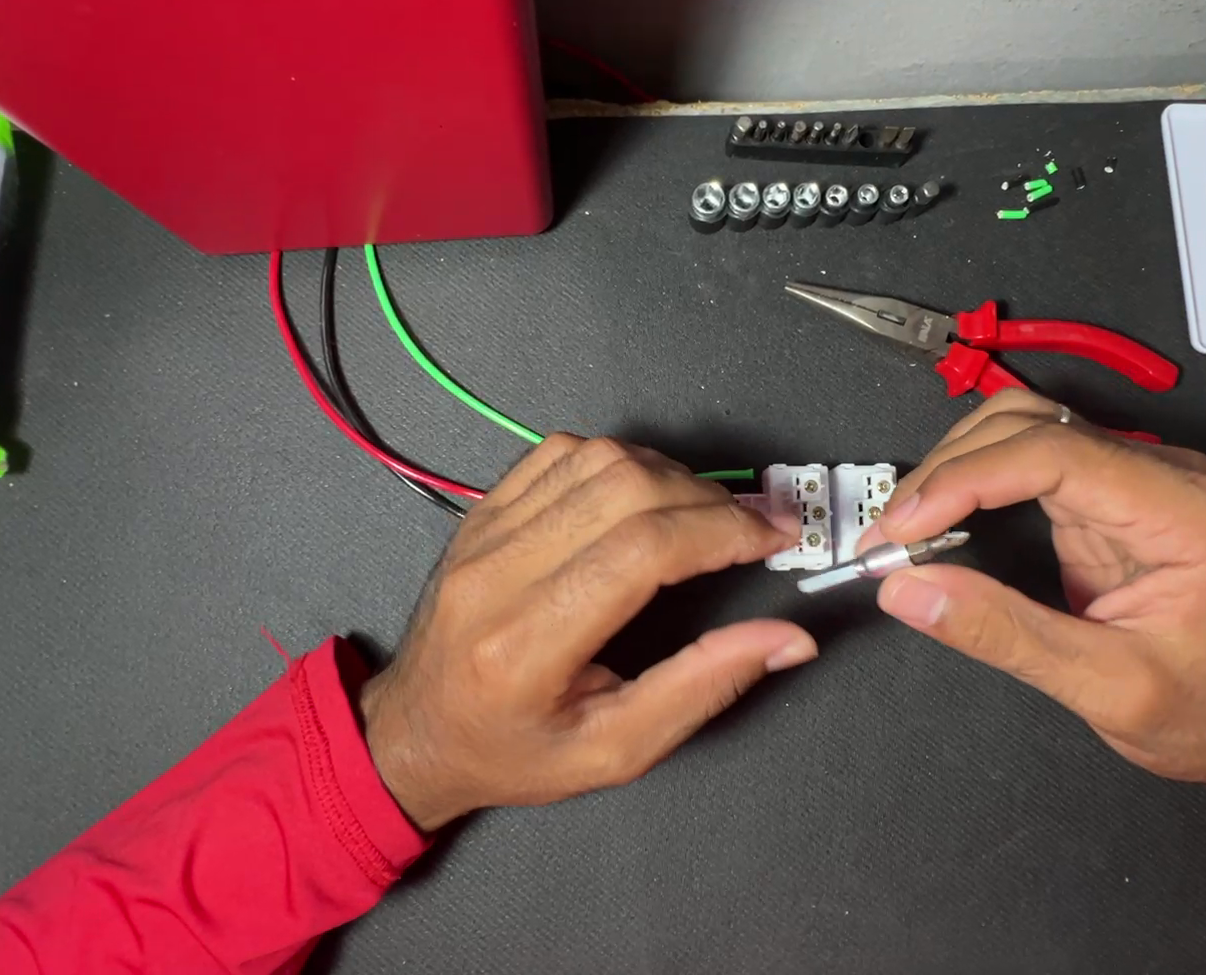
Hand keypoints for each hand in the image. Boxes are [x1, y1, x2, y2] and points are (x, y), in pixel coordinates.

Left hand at [359, 436, 816, 830]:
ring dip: (668, 473)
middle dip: (708, 498)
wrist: (416, 732)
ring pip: (594, 458)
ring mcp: (483, 530)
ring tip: (704, 511)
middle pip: (622, 489)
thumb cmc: (516, 753)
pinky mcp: (481, 509)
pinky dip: (618, 459)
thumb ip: (703, 687)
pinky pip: (560, 452)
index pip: (640, 551)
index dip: (721, 532)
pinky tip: (644, 492)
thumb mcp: (615, 750)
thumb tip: (789, 638)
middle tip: (753, 525)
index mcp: (527, 646)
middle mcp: (497, 572)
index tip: (773, 537)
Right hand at [862, 390, 1205, 794]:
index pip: (1057, 454)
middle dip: (945, 472)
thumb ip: (1002, 634)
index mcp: (1190, 515)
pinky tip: (937, 513)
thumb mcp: (1106, 689)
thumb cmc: (1204, 714)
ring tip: (904, 524)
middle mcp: (1166, 475)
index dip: (966, 479)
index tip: (903, 528)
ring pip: (1018, 425)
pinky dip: (967, 477)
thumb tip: (904, 590)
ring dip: (950, 466)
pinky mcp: (1103, 489)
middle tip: (889, 535)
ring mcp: (1133, 475)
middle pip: (1030, 425)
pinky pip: (1021, 455)